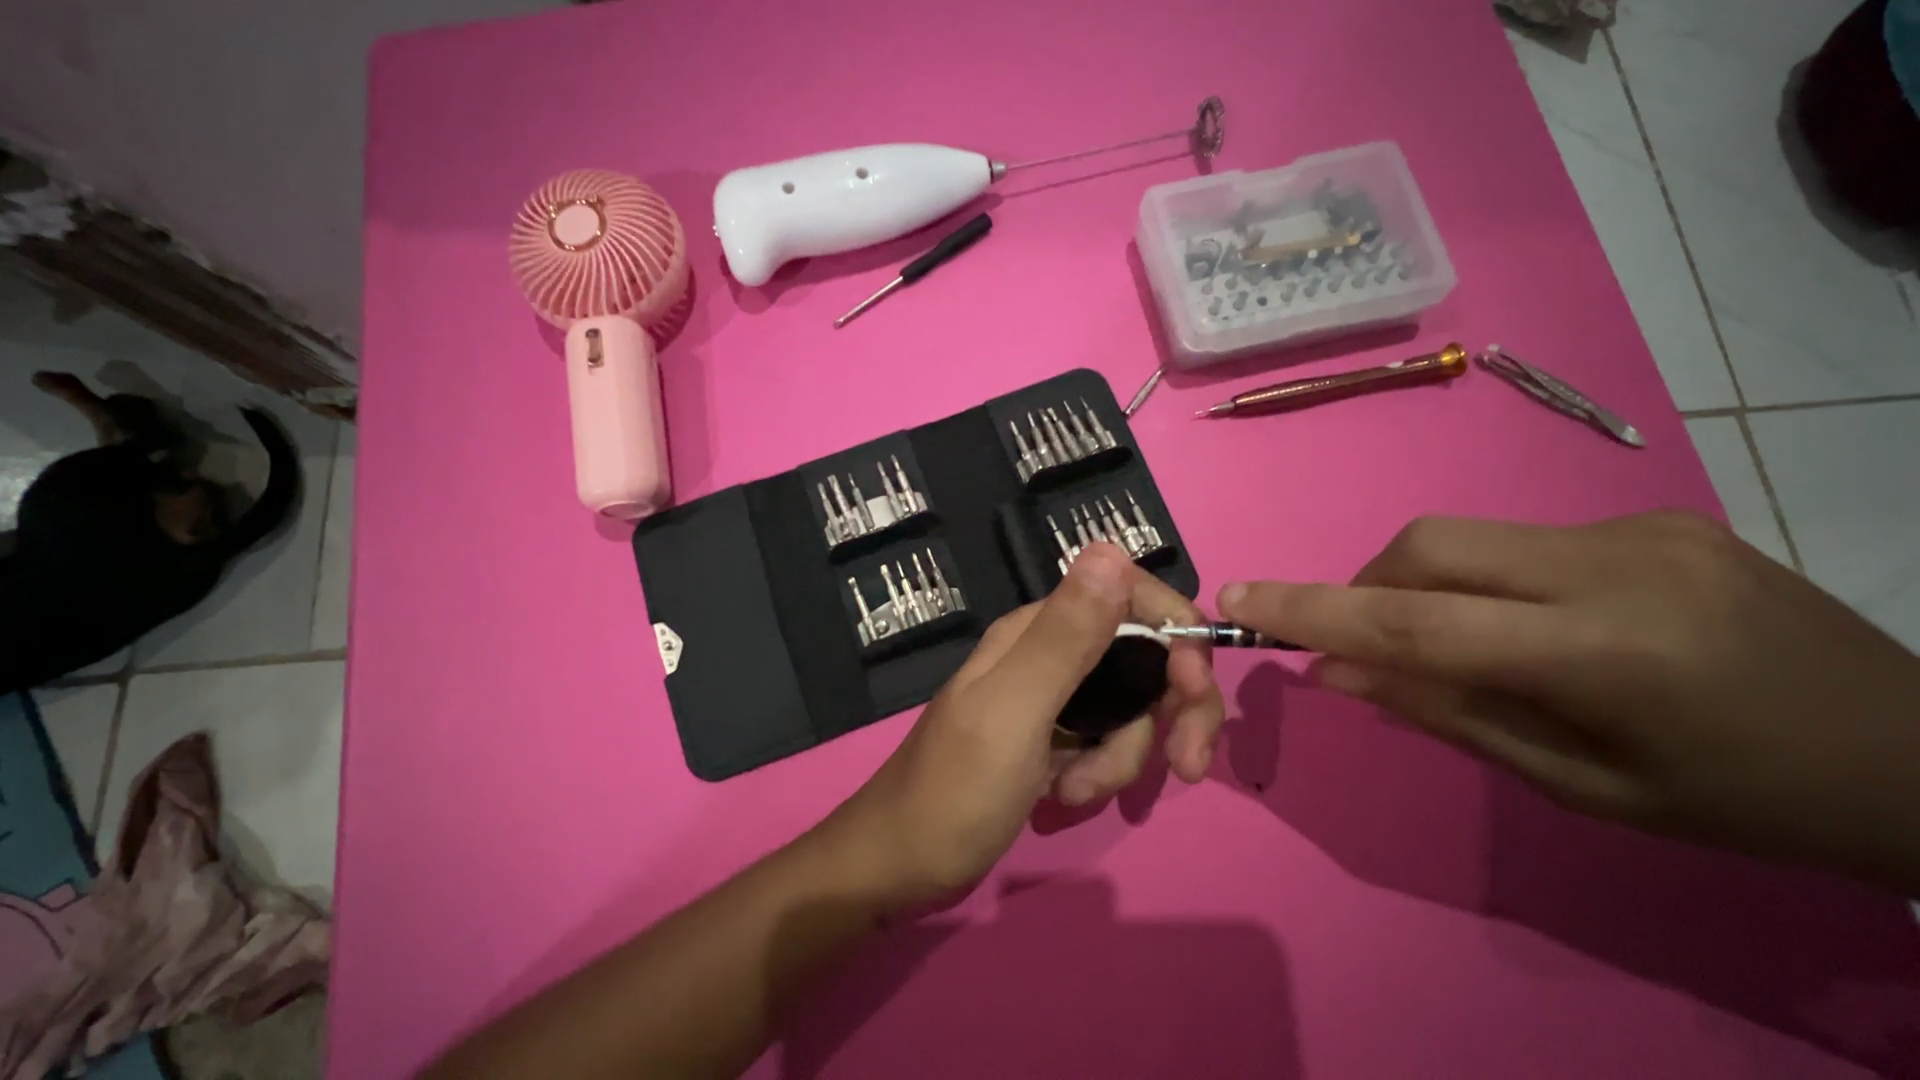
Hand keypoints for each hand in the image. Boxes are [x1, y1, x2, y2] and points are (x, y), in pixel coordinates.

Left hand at [830, 544, 1224, 904]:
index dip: (1176, 634)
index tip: (1192, 689)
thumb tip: (1111, 547)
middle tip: (1188, 762)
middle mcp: (1047, 654)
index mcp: (1035, 631)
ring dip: (1126, 755)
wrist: (899, 865)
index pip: (1131, 597)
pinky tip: (1068, 796)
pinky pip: (1107, 742)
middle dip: (1173, 707)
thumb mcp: (1013, 712)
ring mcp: (1051, 699)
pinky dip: (1103, 772)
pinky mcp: (1052, 741)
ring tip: (1078, 791)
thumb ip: (1064, 637)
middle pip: (1145, 654)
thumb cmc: (953, 791)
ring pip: (1132, 706)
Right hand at [1218, 512, 1919, 891]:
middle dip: (1366, 589)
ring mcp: (1639, 528)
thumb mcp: (1583, 788)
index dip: (1311, 607)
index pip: (1415, 619)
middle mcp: (1615, 566)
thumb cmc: (1742, 804)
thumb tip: (1340, 670)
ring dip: (1424, 585)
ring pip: (1469, 538)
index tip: (1236, 598)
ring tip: (1458, 645)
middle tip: (1365, 647)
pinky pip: (1523, 541)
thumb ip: (1450, 715)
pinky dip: (1486, 580)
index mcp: (1603, 653)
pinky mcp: (1655, 516)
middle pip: (1428, 548)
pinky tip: (1536, 626)